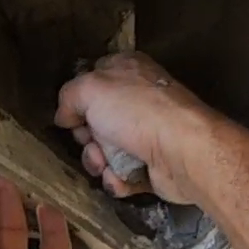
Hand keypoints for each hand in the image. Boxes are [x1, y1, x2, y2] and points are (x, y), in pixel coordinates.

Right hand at [56, 51, 224, 203]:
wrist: (183, 152)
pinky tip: (121, 177)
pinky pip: (121, 173)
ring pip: (104, 150)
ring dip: (98, 161)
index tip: (73, 114)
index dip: (78, 100)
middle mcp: (137, 99)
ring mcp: (146, 133)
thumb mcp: (90, 88)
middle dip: (87, 137)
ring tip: (107, 163)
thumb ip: (68, 96)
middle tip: (92, 141)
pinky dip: (117, 178)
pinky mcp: (152, 164)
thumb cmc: (136, 111)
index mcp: (126, 70)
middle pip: (94, 120)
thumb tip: (64, 115)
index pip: (90, 80)